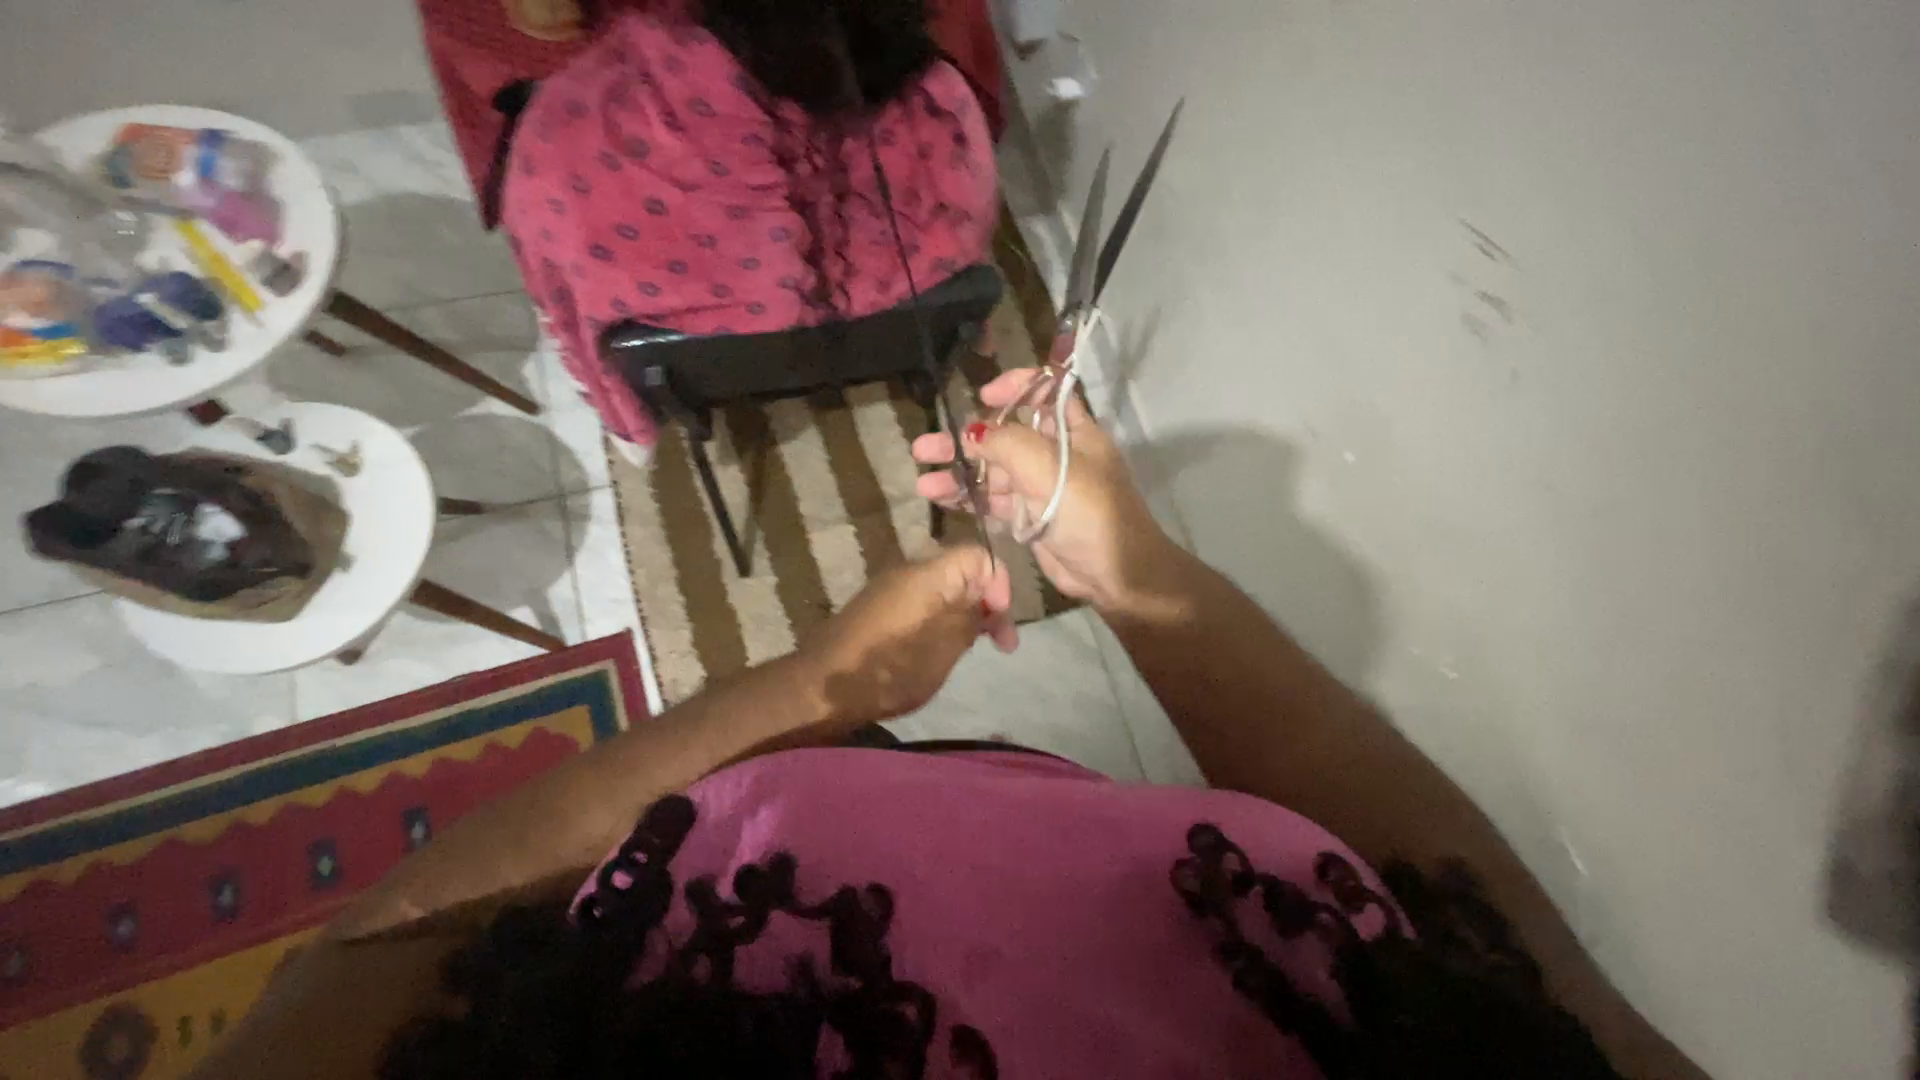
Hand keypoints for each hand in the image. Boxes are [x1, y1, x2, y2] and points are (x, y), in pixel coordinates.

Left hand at [795, 545, 1013, 729]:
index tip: (1000, 623)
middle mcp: (909, 571)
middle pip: (963, 571)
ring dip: (965, 615)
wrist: (821, 689)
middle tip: (1000, 644)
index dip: (999, 584)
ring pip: (944, 590)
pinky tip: (943, 651)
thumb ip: (972, 616)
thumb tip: (987, 600)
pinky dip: (942, 621)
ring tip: (973, 650)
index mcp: (927, 573)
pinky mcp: (880, 609)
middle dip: (987, 603)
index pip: (979, 554)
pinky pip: (924, 603)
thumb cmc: (889, 669)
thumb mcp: (944, 647)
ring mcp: (891, 590)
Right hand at [912, 369, 1172, 610]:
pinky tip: (939, 499)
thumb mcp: (1050, 469)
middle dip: (965, 439)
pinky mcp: (1028, 517)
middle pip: (1004, 436)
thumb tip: (973, 433)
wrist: (1115, 575)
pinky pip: (993, 501)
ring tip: (923, 482)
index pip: (1044, 393)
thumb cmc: (1091, 513)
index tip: (983, 396)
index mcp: (1073, 432)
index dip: (1015, 387)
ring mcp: (1040, 487)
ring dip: (959, 474)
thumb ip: (1008, 444)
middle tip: (925, 447)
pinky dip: (968, 499)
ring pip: (992, 471)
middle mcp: (1055, 454)